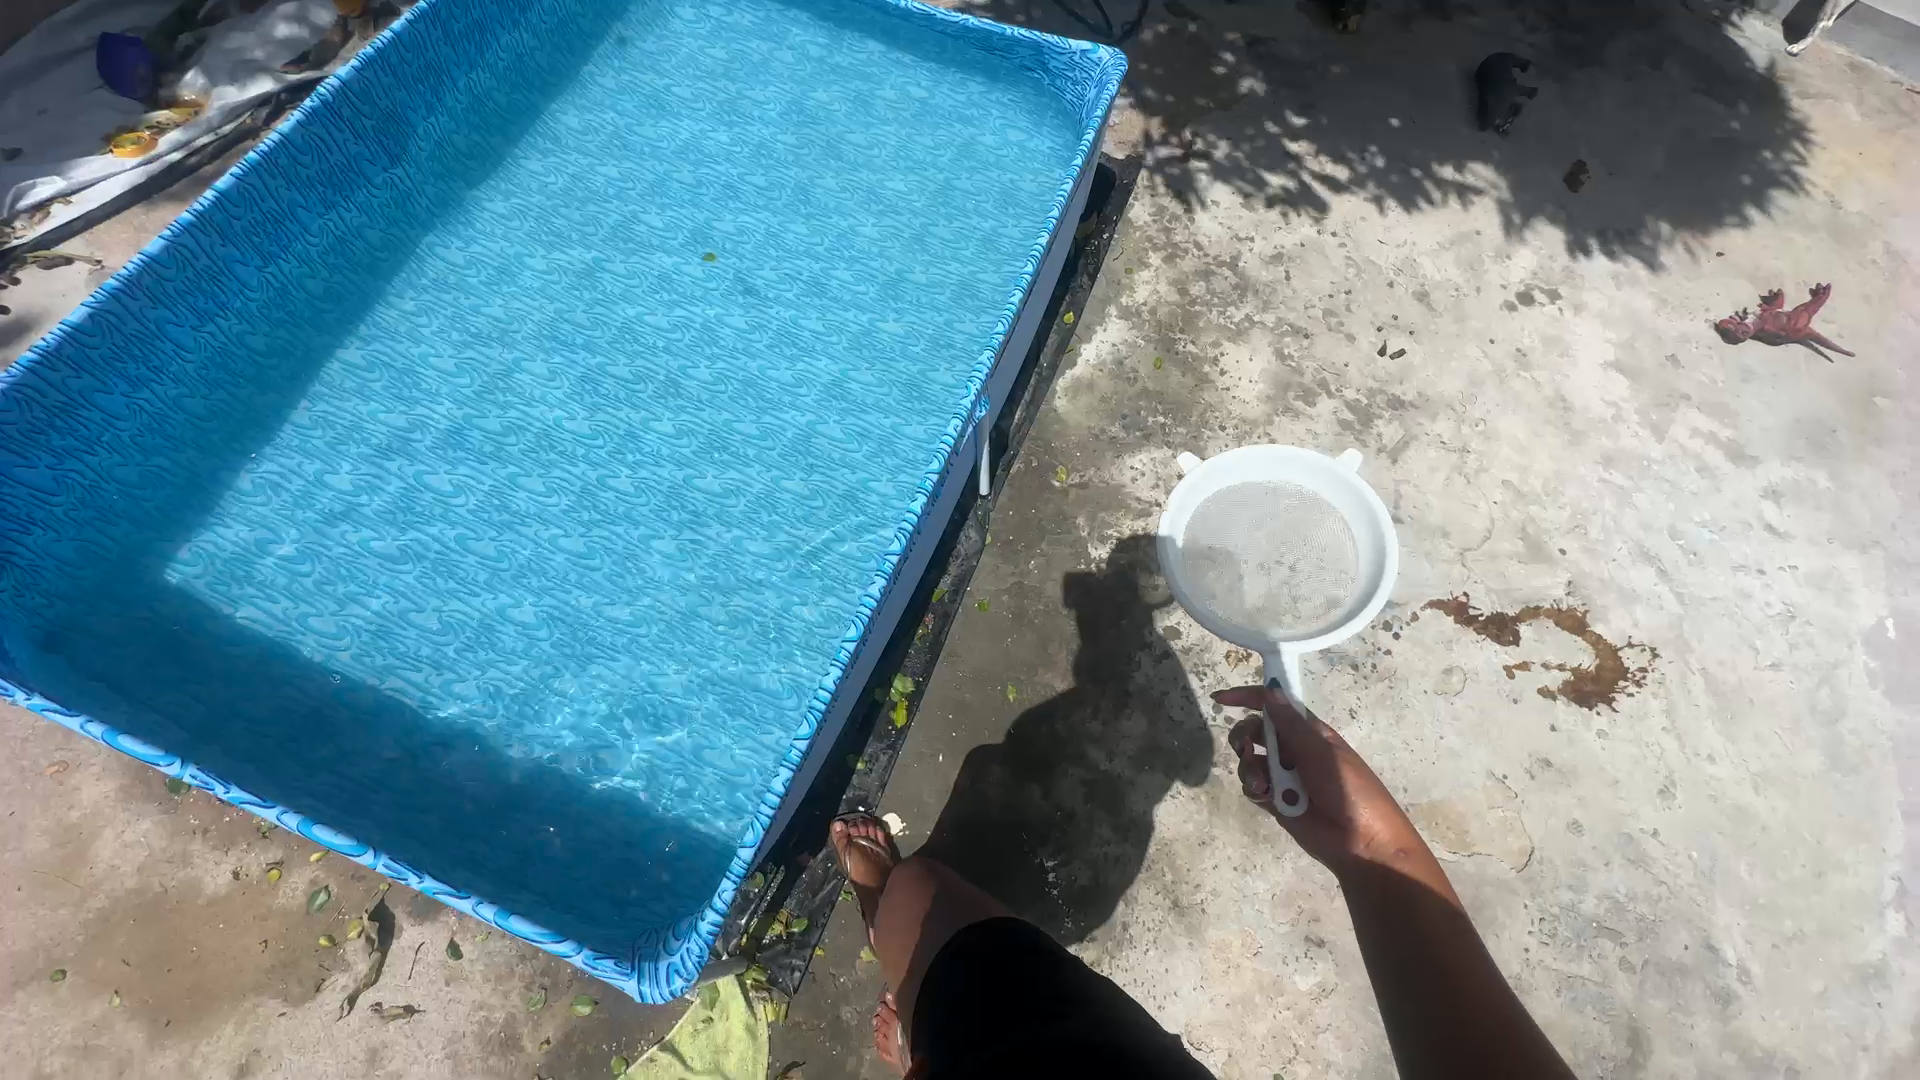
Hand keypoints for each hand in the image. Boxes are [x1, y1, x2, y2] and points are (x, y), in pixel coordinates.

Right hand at [1214, 685, 1439, 884]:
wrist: (1364, 844)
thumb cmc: (1349, 790)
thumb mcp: (1321, 752)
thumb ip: (1291, 723)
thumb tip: (1270, 689)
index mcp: (1309, 733)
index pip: (1274, 706)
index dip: (1247, 698)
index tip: (1221, 699)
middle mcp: (1294, 750)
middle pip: (1255, 732)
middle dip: (1243, 737)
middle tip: (1244, 748)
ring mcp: (1284, 776)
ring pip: (1250, 760)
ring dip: (1249, 768)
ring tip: (1262, 785)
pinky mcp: (1276, 801)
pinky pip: (1252, 786)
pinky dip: (1253, 788)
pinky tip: (1264, 796)